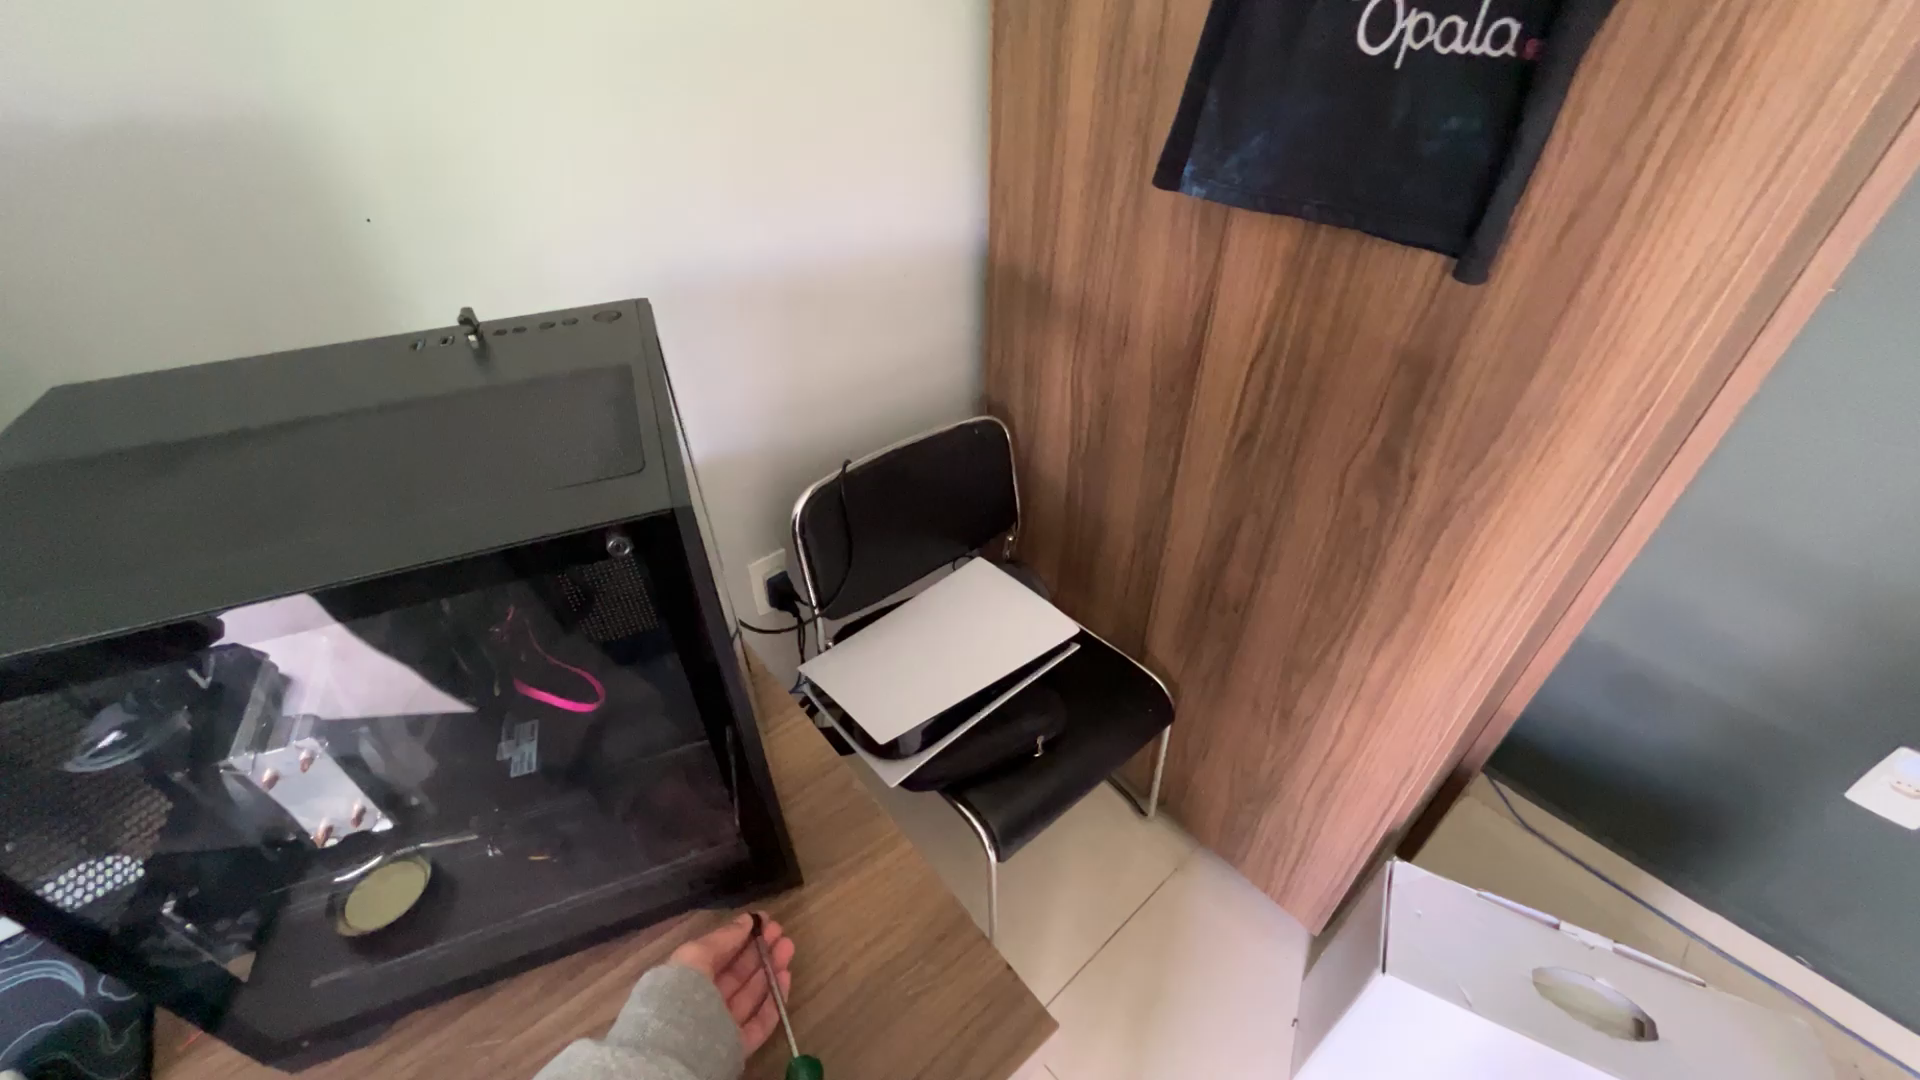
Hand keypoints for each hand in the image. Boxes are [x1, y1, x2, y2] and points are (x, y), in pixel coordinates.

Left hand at [668, 911, 795, 1055]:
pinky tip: (785, 977)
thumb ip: (723, 937)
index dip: (742, 936)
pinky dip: (775, 1000)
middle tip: (780, 931)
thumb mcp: (695, 955)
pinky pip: (759, 1022)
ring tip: (788, 947)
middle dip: (760, 950)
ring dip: (771, 969)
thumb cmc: (683, 993)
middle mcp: (704, 1004)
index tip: (764, 920)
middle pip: (737, 974)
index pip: (718, 956)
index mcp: (687, 981)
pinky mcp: (737, 1046)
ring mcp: (721, 1026)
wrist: (679, 1048)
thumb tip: (747, 920)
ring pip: (751, 995)